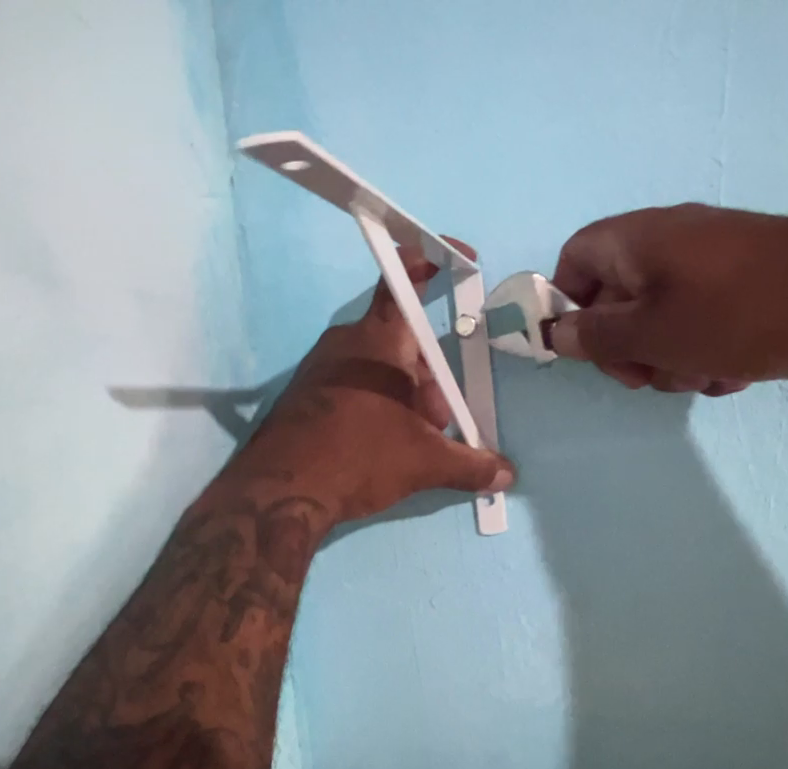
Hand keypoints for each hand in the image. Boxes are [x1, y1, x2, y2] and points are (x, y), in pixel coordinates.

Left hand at [219, 240, 514, 523]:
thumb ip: (470, 464)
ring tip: (411, 442)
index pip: (403, 278)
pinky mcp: (305, 396)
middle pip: (401, 342)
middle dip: (428, 377)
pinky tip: (379, 447)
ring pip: (377, 369)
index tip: (456, 257)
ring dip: (403, 397)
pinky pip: (352, 387)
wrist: (280, 492)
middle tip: (439, 420)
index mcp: (379, 340)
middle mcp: (347, 343)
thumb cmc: (358, 457)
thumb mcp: (424, 463)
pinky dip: (375, 407)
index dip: (430, 259)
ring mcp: (320, 368)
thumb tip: (507, 472)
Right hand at [549, 203, 787, 394]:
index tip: (590, 350)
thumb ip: (595, 336)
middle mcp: (670, 240)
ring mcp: (712, 259)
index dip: (569, 308)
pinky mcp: (747, 280)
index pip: (574, 262)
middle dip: (628, 348)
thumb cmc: (735, 313)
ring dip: (672, 357)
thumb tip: (557, 331)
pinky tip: (736, 370)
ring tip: (706, 375)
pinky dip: (709, 348)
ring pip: (663, 317)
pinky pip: (704, 318)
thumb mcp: (649, 334)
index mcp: (635, 239)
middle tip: (649, 378)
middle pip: (618, 298)